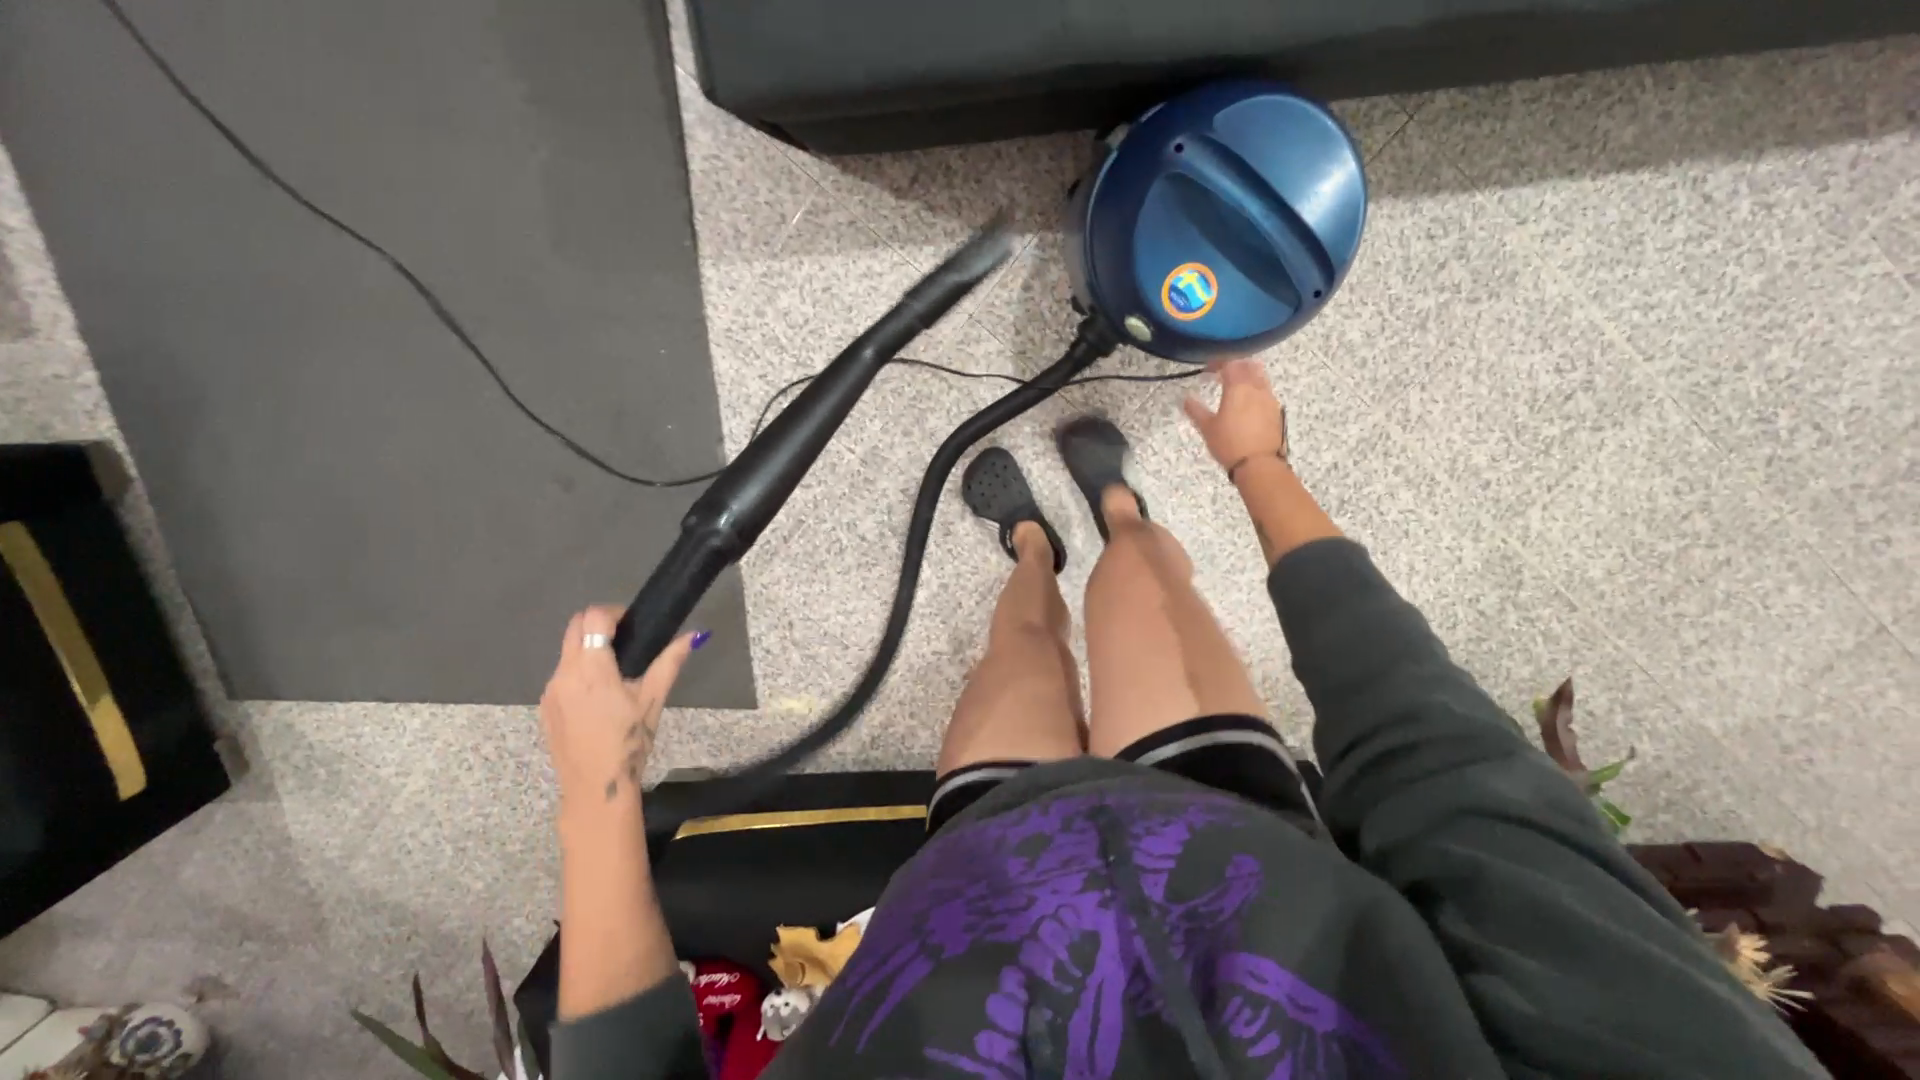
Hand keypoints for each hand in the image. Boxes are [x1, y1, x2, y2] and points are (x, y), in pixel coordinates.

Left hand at [540, 605, 701, 825]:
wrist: (594, 788)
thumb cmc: (628, 743)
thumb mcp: (653, 702)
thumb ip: (669, 663)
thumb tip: (693, 636)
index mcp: (592, 668)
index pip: (594, 618)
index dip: (613, 612)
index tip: (630, 623)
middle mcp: (564, 673)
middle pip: (574, 627)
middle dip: (597, 625)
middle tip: (623, 639)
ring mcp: (550, 691)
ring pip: (565, 652)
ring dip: (587, 649)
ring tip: (613, 673)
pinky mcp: (545, 707)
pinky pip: (560, 676)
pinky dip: (577, 673)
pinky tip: (596, 698)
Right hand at [1181, 358, 1288, 474]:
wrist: (1259, 464)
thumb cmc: (1229, 444)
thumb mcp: (1207, 428)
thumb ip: (1196, 410)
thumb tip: (1186, 399)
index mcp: (1238, 387)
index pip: (1229, 364)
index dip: (1218, 363)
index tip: (1208, 369)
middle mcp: (1256, 388)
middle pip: (1248, 366)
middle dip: (1236, 365)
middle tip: (1224, 373)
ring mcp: (1269, 398)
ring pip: (1260, 377)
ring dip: (1248, 376)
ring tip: (1237, 386)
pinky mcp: (1276, 411)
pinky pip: (1266, 391)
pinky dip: (1256, 390)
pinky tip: (1249, 402)